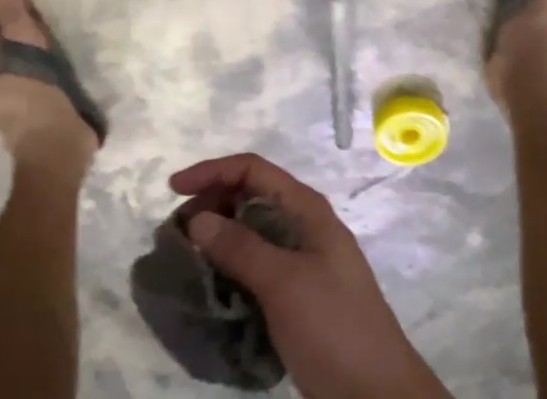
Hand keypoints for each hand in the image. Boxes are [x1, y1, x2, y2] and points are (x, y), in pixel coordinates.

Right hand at [170, 154, 449, 398]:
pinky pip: (254, 268)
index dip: (212, 171)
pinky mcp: (295, 295)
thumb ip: (240, 247)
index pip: (254, 170)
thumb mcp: (283, 282)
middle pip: (250, 197)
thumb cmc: (332, 324)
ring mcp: (301, 261)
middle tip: (173, 233)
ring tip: (183, 259)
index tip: (171, 190)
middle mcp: (304, 227)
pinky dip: (228, 269)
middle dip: (210, 205)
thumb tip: (197, 217)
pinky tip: (208, 286)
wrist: (375, 391)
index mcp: (307, 210)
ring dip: (216, 239)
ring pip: (250, 234)